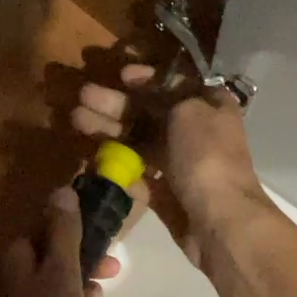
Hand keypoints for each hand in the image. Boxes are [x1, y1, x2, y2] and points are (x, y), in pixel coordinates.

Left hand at [0, 187, 118, 296]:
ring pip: (54, 290)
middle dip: (84, 266)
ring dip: (82, 295)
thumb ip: (63, 231)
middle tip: (112, 273)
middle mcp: (3, 281)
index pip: (43, 229)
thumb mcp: (61, 272)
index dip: (77, 233)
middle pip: (50, 260)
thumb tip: (61, 190)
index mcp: (8, 259)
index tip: (106, 242)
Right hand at [72, 65, 276, 268]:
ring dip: (110, 132)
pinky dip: (119, 169)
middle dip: (116, 105)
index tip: (121, 76)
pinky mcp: (167, 195)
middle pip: (150, 114)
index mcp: (209, 106)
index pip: (175, 84)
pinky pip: (139, 177)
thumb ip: (162, 95)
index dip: (147, 79)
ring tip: (77, 121)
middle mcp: (196, 133)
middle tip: (83, 97)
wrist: (219, 220)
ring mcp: (180, 165)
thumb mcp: (186, 110)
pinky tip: (94, 160)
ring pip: (140, 144)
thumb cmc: (206, 156)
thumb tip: (144, 85)